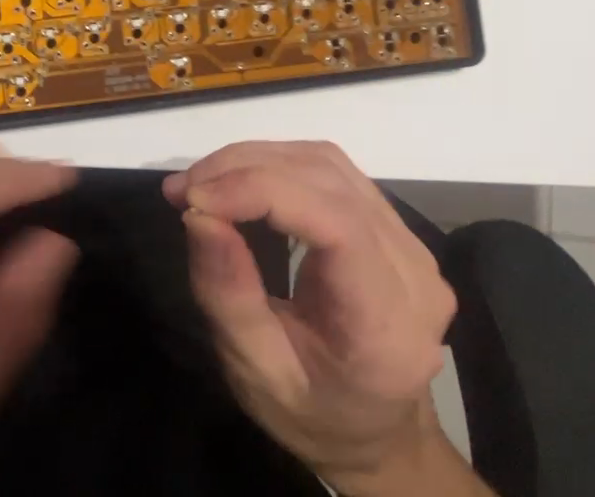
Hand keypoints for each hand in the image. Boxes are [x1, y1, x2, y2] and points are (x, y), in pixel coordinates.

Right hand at [165, 142, 461, 494]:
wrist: (375, 434)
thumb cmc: (312, 413)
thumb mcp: (256, 372)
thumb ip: (228, 295)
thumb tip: (197, 214)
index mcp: (387, 322)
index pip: (336, 223)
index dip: (260, 192)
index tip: (192, 200)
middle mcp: (413, 270)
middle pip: (329, 180)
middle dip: (243, 170)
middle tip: (181, 191)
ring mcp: (409, 243)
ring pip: (327, 163)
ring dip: (253, 161)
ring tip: (200, 185)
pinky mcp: (391, 227)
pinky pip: (330, 171)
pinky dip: (272, 165)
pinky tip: (236, 184)